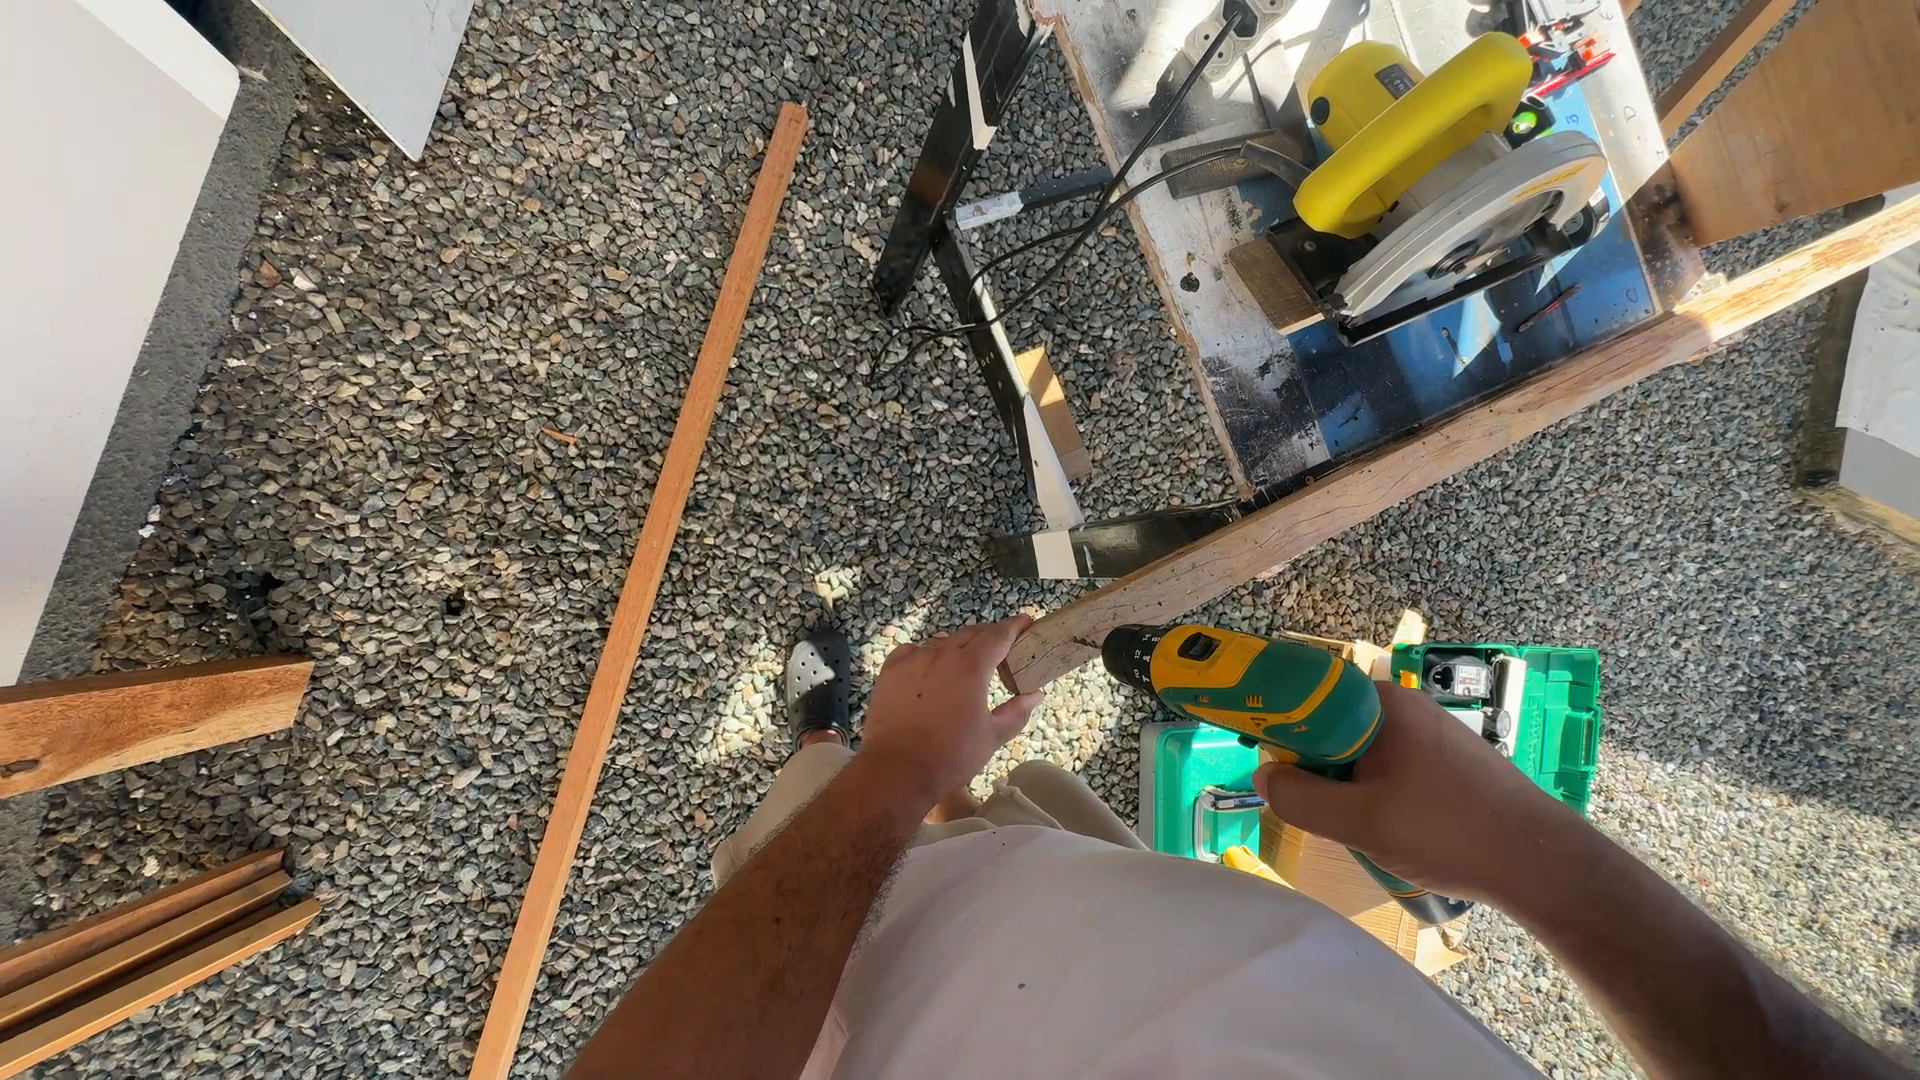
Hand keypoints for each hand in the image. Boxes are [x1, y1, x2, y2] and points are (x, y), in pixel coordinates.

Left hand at [858, 616, 1044, 813]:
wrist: (897, 770)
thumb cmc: (951, 756)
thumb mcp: (992, 736)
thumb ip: (1017, 711)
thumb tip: (1036, 694)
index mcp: (971, 666)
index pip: (998, 636)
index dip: (1014, 626)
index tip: (1026, 621)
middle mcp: (941, 654)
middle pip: (970, 634)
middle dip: (989, 635)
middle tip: (1001, 645)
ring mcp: (912, 660)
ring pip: (941, 643)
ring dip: (958, 646)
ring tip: (965, 660)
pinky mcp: (890, 671)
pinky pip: (913, 652)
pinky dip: (927, 655)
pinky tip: (929, 668)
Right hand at [1252, 680, 1585, 903]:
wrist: (1550, 867)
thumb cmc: (1449, 832)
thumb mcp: (1360, 822)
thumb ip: (1300, 798)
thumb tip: (1262, 777)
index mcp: (1381, 703)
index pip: (1306, 696)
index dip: (1279, 726)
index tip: (1268, 760)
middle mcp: (1403, 705)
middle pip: (1330, 723)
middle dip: (1315, 763)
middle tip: (1315, 803)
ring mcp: (1429, 729)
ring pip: (1358, 746)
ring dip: (1345, 779)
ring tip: (1357, 820)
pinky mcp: (1447, 756)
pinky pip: (1387, 760)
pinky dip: (1374, 786)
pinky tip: (1389, 822)